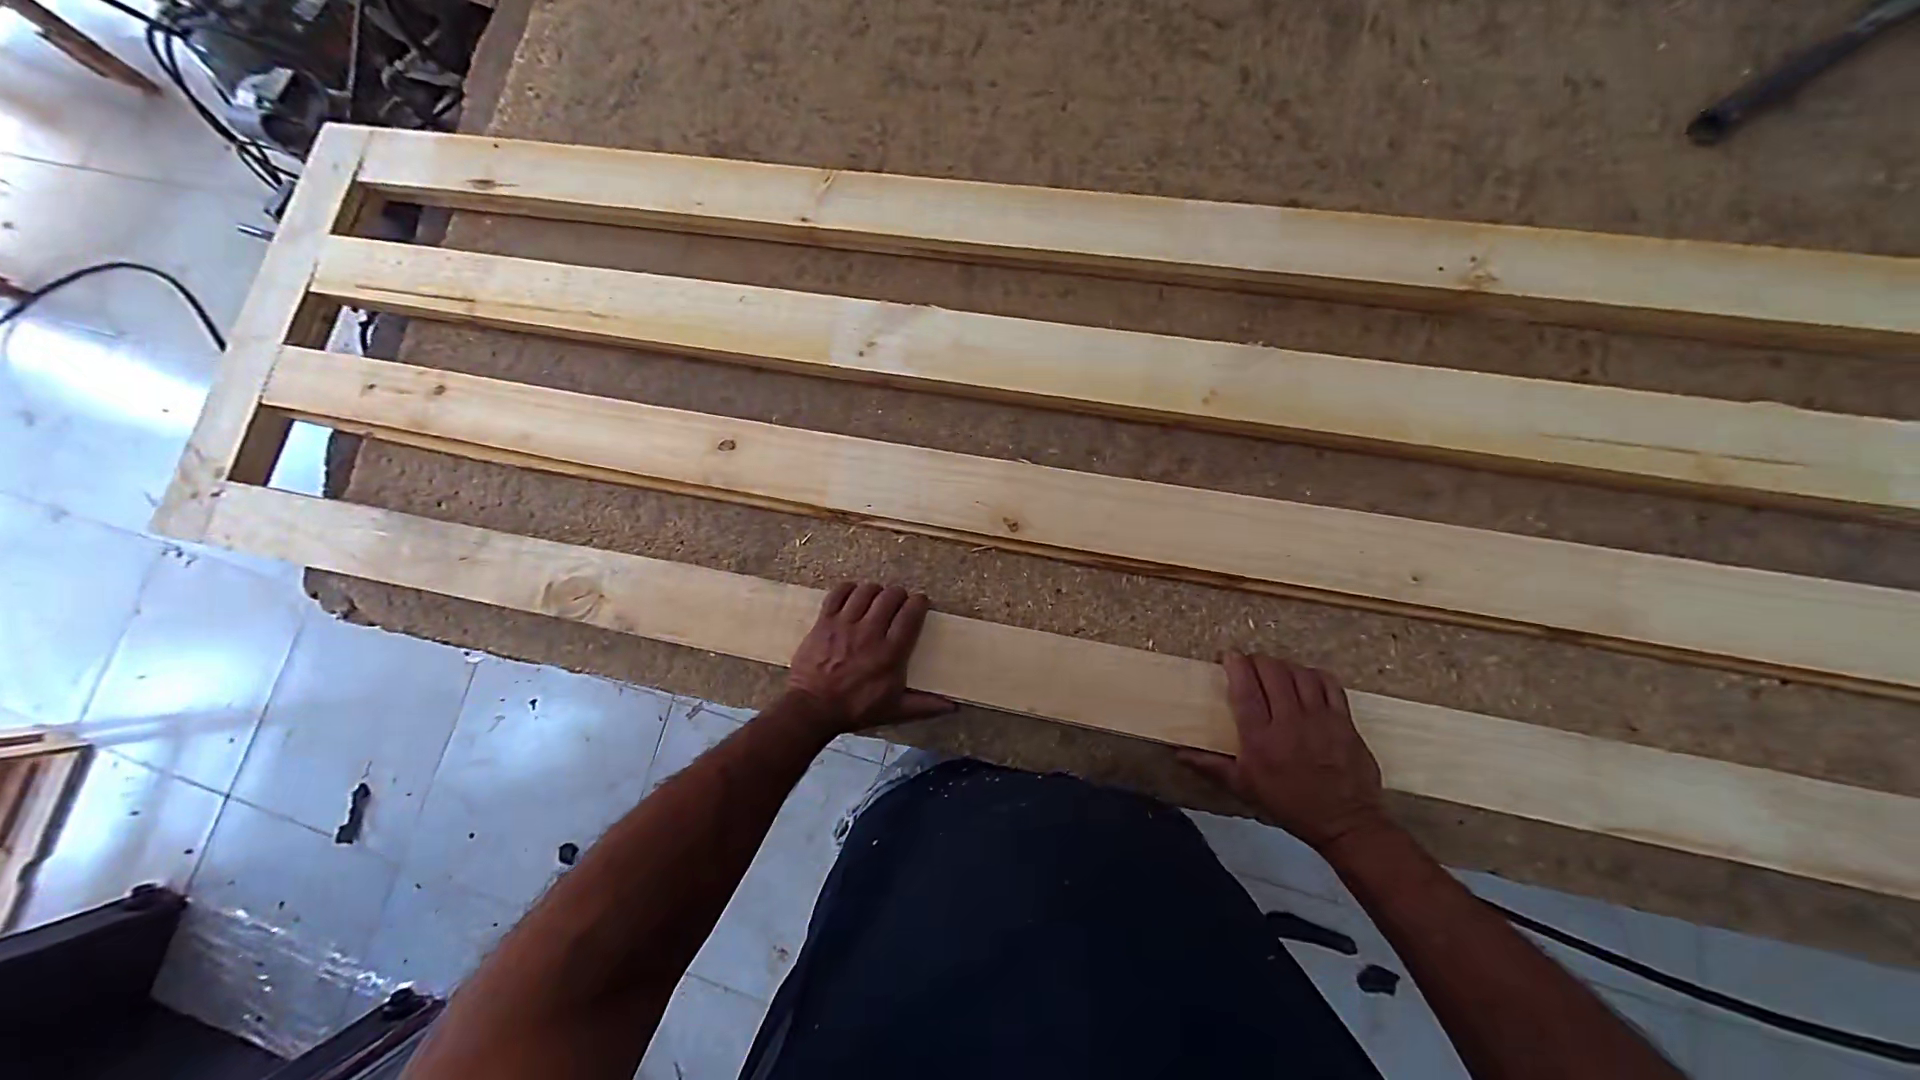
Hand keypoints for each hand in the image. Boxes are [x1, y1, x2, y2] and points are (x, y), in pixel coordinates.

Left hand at [784, 582, 955, 733]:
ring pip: (866, 591)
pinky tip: (853, 594)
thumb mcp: (894, 710)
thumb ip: (925, 706)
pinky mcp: (824, 622)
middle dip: (899, 594)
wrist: (813, 708)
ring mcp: (845, 624)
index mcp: (891, 652)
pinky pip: (838, 594)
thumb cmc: (856, 709)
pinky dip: (848, 589)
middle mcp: (870, 632)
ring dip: (875, 591)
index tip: (920, 603)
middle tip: (899, 601)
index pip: (911, 614)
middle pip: (890, 597)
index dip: (919, 602)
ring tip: (876, 598)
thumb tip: (952, 707)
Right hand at [1180, 652, 1388, 850]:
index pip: (1245, 687)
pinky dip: (1313, 674)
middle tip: (1249, 664)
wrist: (1344, 821)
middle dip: (1256, 660)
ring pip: (1299, 673)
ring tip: (1275, 671)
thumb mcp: (1244, 787)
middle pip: (1272, 672)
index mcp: (1260, 737)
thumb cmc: (1289, 803)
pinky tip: (1305, 678)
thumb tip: (1178, 753)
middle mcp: (1289, 721)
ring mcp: (1320, 718)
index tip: (1228, 656)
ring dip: (1283, 666)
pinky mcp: (1343, 720)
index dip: (1235, 664)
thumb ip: (1211, 765)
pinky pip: (1329, 684)